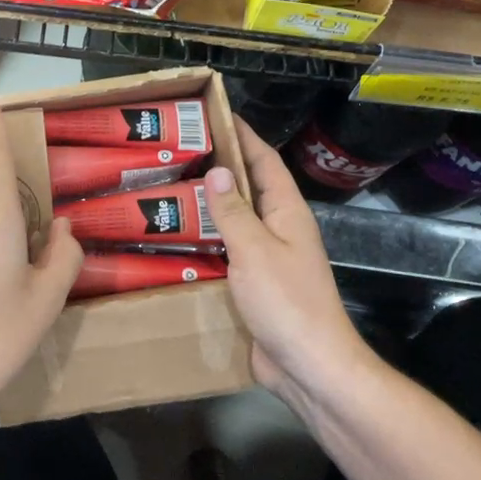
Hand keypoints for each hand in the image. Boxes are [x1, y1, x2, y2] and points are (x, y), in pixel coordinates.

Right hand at [205, 117, 377, 405]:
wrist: (310, 366)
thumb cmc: (287, 301)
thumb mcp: (255, 250)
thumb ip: (234, 211)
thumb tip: (218, 169)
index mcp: (287, 213)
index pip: (265, 161)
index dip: (244, 136)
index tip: (216, 113)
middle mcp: (280, 230)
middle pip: (250, 188)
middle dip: (221, 166)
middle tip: (179, 151)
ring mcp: (270, 259)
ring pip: (237, 221)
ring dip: (210, 205)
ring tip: (170, 188)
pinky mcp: (256, 285)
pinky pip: (229, 252)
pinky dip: (207, 241)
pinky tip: (179, 240)